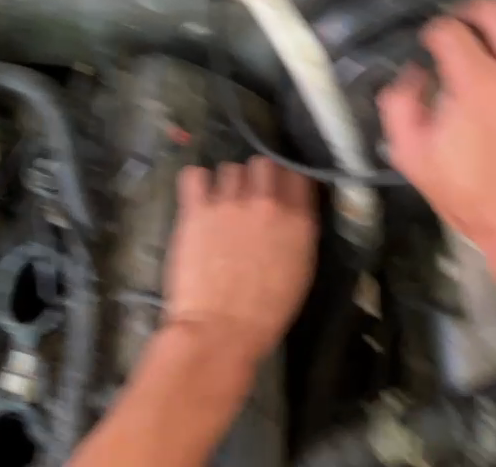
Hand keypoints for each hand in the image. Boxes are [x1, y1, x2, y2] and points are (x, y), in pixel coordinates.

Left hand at [163, 156, 317, 365]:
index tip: (280, 191)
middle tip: (248, 198)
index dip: (287, 180)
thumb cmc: (265, 313)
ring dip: (228, 184)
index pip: (297, 175)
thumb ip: (298, 233)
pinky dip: (196, 182)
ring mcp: (230, 202)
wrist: (219, 331)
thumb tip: (292, 211)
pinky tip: (198, 197)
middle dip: (257, 178)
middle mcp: (266, 203)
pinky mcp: (197, 209)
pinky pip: (195, 175)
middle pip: (264, 164)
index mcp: (297, 220)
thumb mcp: (300, 272)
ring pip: (230, 168)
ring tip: (221, 205)